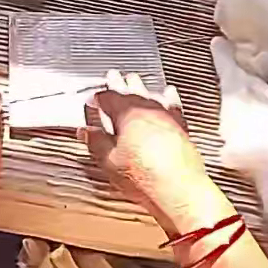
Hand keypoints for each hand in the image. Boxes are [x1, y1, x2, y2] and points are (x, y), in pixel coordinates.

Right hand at [83, 72, 232, 236]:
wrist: (179, 190)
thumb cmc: (145, 177)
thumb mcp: (110, 161)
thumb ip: (96, 142)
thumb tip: (86, 132)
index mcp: (127, 114)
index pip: (109, 97)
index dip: (99, 96)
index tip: (93, 98)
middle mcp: (148, 109)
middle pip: (130, 90)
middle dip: (119, 84)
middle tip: (113, 77)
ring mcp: (166, 116)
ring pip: (150, 94)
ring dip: (141, 87)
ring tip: (135, 82)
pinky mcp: (180, 126)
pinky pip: (172, 104)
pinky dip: (167, 96)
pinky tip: (168, 94)